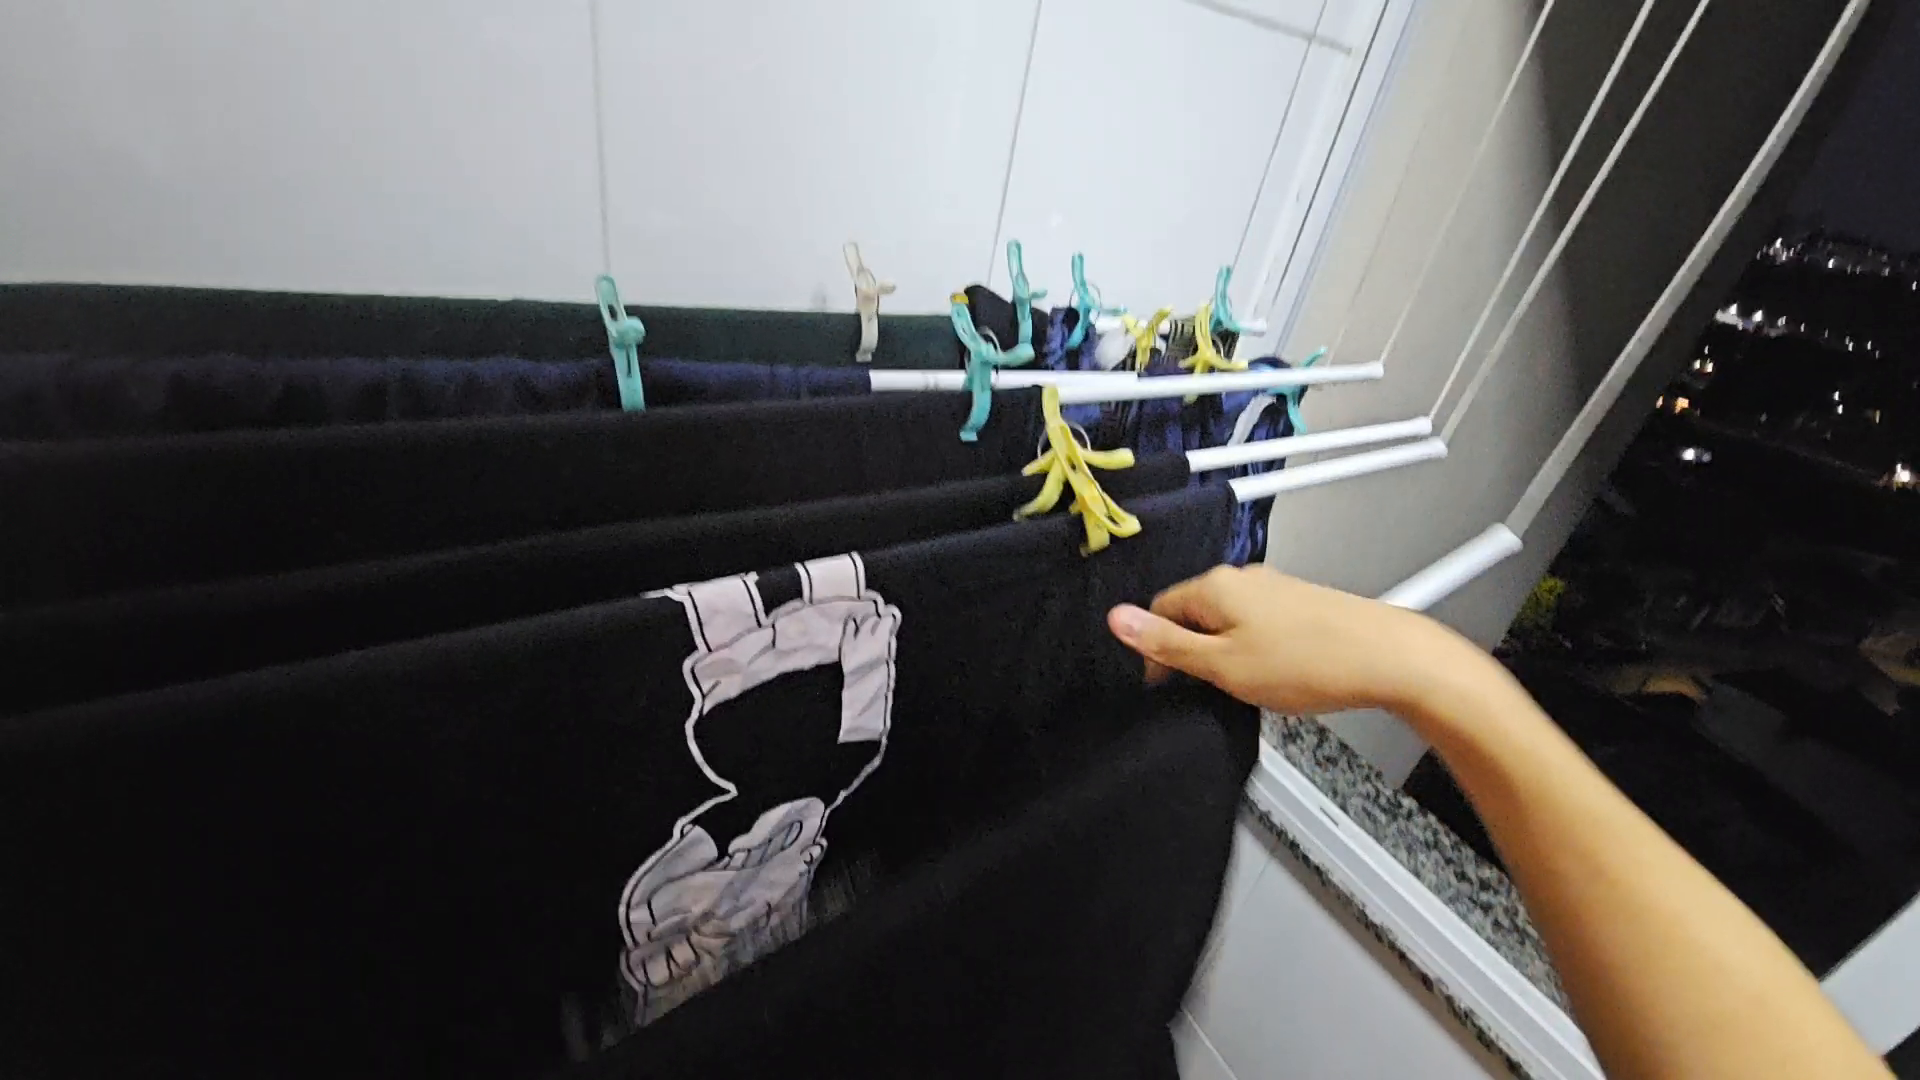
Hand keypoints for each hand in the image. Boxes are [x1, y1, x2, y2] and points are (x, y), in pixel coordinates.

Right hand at [1106, 565, 1488, 716]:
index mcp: (1213, 586)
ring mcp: (1273, 587)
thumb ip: (1166, 643)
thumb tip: (1115, 617)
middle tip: (1211, 688)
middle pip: (1192, 612)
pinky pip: (1256, 623)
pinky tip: (1276, 674)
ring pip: (1226, 620)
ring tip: (1247, 685)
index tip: (1168, 685)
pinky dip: (1253, 648)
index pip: (1158, 609)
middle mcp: (1241, 578)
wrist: (1391, 659)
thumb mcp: (1222, 665)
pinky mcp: (1299, 602)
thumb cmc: (1304, 663)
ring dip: (1223, 651)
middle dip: (1192, 650)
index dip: (1156, 650)